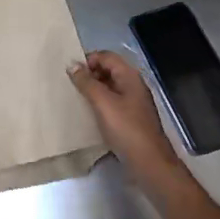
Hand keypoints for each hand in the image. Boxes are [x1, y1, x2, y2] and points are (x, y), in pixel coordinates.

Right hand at [69, 51, 182, 183]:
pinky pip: (112, 102)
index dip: (88, 60)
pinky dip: (99, 103)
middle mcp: (133, 85)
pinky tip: (88, 113)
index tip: (70, 72)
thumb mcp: (103, 103)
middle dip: (89, 74)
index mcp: (130, 76)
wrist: (149, 162)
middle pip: (109, 70)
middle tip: (70, 85)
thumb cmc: (126, 129)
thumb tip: (72, 64)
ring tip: (75, 98)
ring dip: (93, 89)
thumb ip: (87, 83)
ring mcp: (133, 102)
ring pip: (110, 87)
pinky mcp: (131, 118)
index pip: (106, 56)